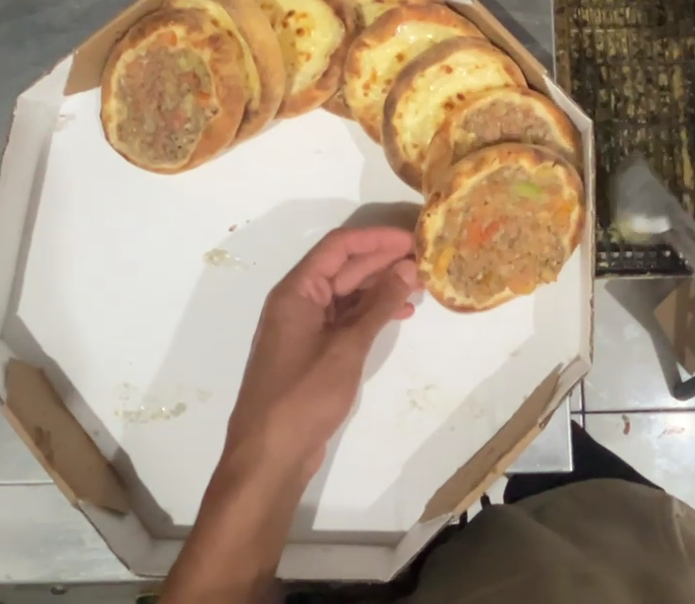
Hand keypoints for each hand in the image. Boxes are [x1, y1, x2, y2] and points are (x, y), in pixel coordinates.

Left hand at [222, 226, 419, 481]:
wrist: (269, 457)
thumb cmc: (303, 396)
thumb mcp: (347, 347)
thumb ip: (379, 305)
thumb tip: (408, 267)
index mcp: (296, 291)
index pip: (339, 246)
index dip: (376, 238)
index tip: (413, 239)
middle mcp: (298, 302)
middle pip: (344, 267)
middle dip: (383, 261)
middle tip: (424, 260)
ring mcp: (305, 327)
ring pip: (347, 293)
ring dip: (381, 286)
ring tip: (419, 285)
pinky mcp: (313, 350)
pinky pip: (346, 318)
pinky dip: (371, 313)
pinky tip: (400, 313)